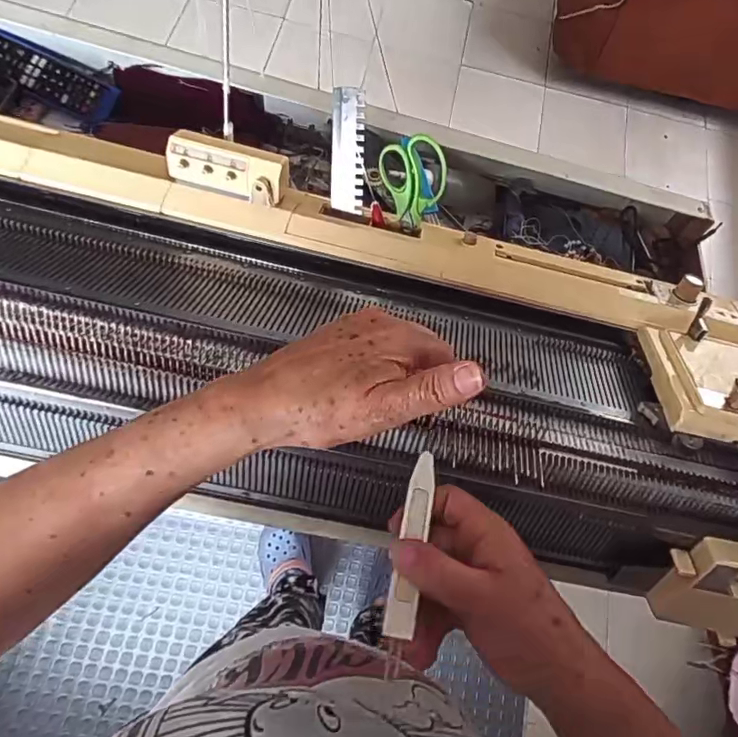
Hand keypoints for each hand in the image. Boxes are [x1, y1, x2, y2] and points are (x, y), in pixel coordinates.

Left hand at [207, 307, 485, 450]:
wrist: (263, 403)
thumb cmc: (315, 408)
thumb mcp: (385, 408)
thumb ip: (432, 390)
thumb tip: (475, 374)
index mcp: (398, 337)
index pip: (448, 358)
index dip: (439, 389)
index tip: (422, 411)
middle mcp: (378, 323)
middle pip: (422, 354)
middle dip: (415, 383)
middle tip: (390, 412)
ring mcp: (355, 328)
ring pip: (395, 355)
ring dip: (391, 379)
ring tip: (365, 406)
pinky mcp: (337, 337)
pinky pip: (370, 354)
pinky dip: (369, 374)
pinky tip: (349, 395)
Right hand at [387, 486, 606, 701]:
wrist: (559, 677)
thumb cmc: (536, 632)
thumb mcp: (479, 597)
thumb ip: (437, 571)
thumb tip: (401, 549)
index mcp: (486, 535)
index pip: (447, 502)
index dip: (419, 510)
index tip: (396, 533)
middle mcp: (477, 552)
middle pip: (428, 545)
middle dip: (409, 575)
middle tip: (398, 596)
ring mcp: (472, 580)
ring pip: (428, 580)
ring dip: (414, 609)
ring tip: (409, 637)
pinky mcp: (468, 605)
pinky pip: (435, 606)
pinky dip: (425, 626)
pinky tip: (422, 648)